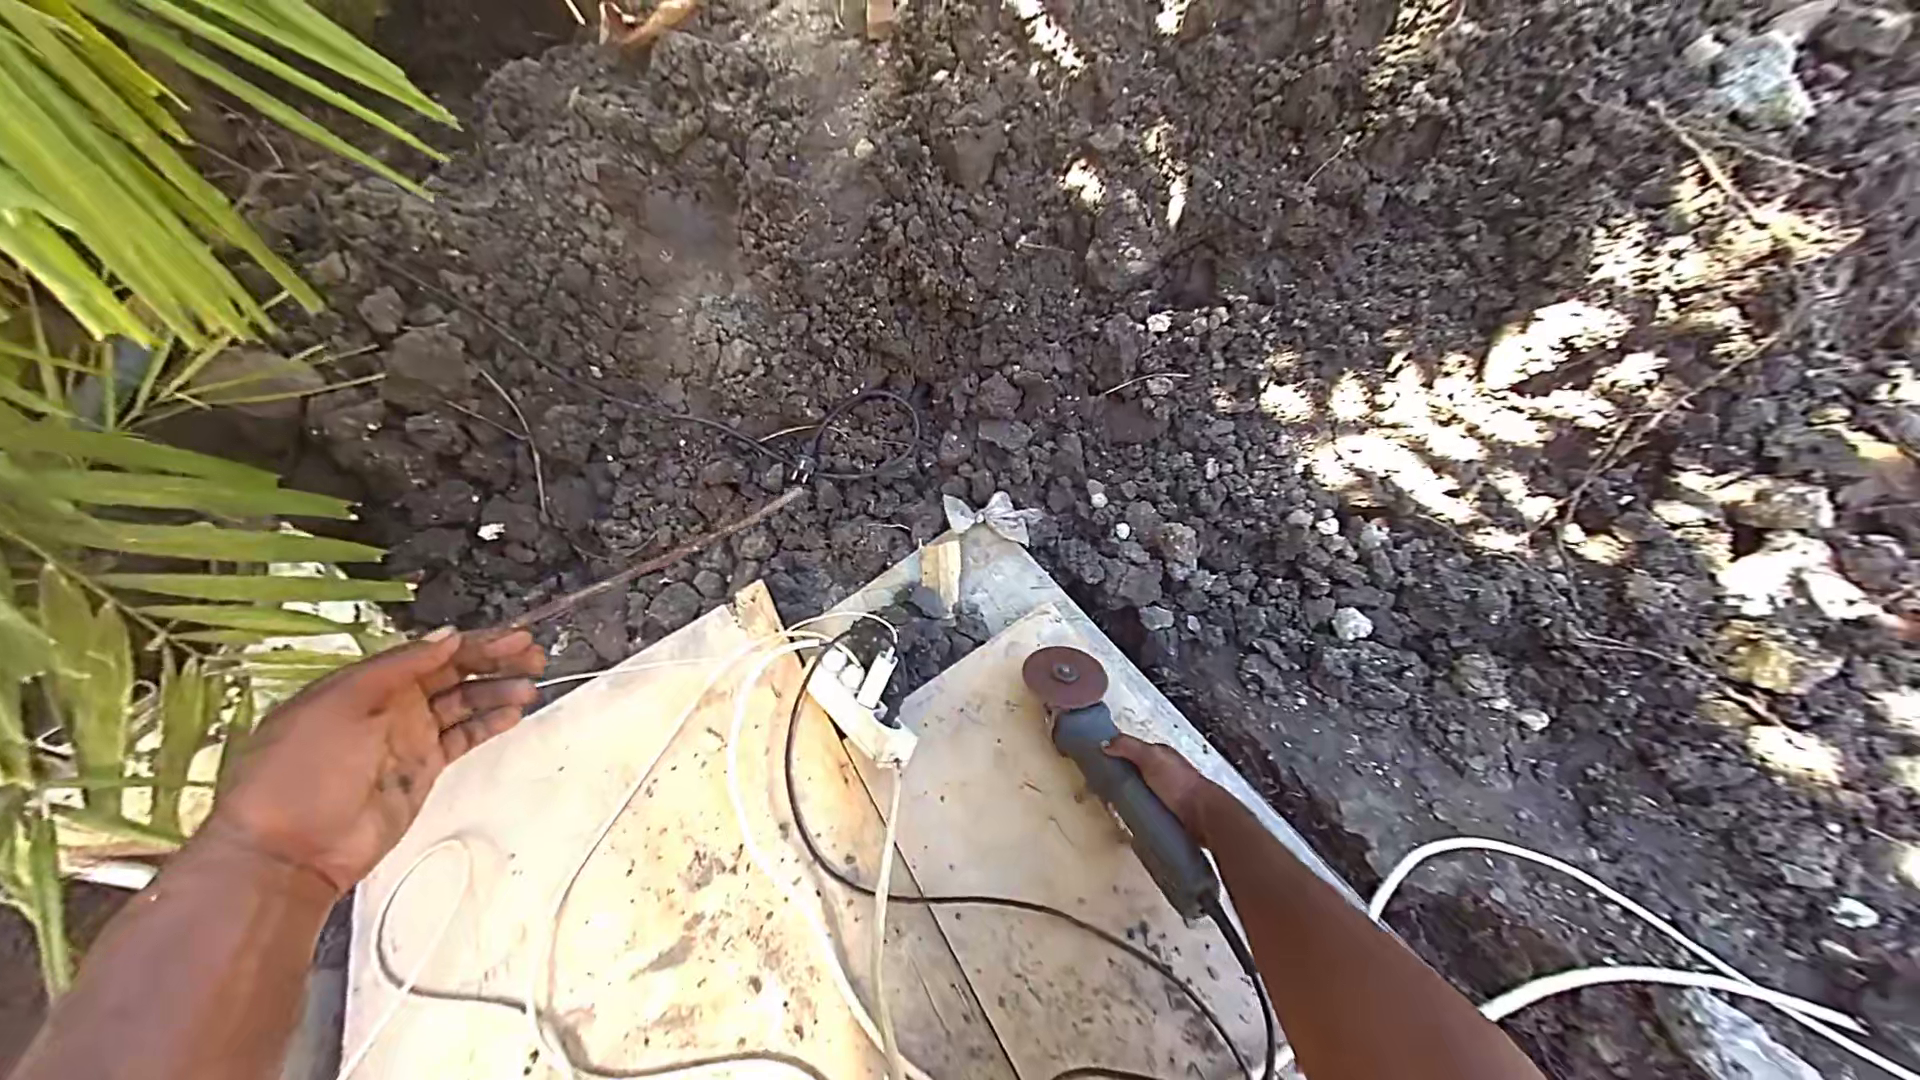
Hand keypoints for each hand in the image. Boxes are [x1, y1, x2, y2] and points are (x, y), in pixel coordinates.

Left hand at [201, 627, 546, 895]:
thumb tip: (449, 636)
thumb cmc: (301, 773)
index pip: (434, 653)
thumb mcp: (341, 705)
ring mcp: (410, 735)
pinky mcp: (425, 765)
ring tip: (529, 688)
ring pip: (467, 701)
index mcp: (367, 684)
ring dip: (500, 690)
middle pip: (456, 673)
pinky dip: (491, 722)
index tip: (516, 637)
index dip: (477, 642)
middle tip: (534, 656)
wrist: (288, 852)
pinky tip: (513, 714)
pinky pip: (466, 734)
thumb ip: (398, 666)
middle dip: (498, 661)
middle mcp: (391, 704)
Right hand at [1103, 734, 1224, 844]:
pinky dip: (1135, 814)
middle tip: (1101, 792)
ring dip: (1125, 800)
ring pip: (1137, 794)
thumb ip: (1128, 747)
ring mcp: (1165, 795)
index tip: (1096, 764)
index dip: (1114, 754)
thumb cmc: (1179, 784)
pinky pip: (1144, 812)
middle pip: (1132, 773)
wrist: (1205, 818)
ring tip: (1112, 809)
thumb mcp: (1151, 757)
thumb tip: (1104, 743)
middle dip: (1117, 780)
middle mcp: (1162, 773)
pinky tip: (1127, 821)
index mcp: (1160, 755)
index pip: (1131, 750)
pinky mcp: (1167, 815)